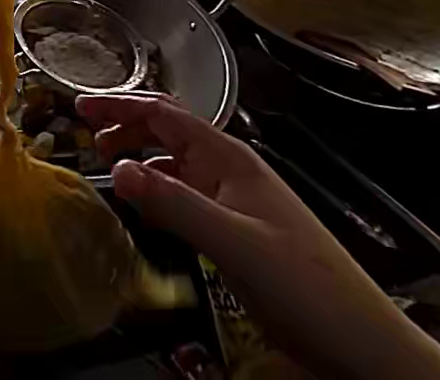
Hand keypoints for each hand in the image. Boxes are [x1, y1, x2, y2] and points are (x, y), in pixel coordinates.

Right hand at [77, 94, 439, 379]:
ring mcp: (232, 193)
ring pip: (174, 156)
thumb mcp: (231, 241)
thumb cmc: (303, 283)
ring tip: (107, 160)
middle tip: (87, 133)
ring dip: (139, 151)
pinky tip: (146, 199)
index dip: (121, 103)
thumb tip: (118, 168)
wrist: (358, 335)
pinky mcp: (235, 221)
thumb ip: (173, 202)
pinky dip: (156, 184)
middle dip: (125, 121)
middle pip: (167, 127)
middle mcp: (228, 166)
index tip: (82, 104)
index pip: (163, 112)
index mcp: (227, 156)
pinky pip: (185, 188)